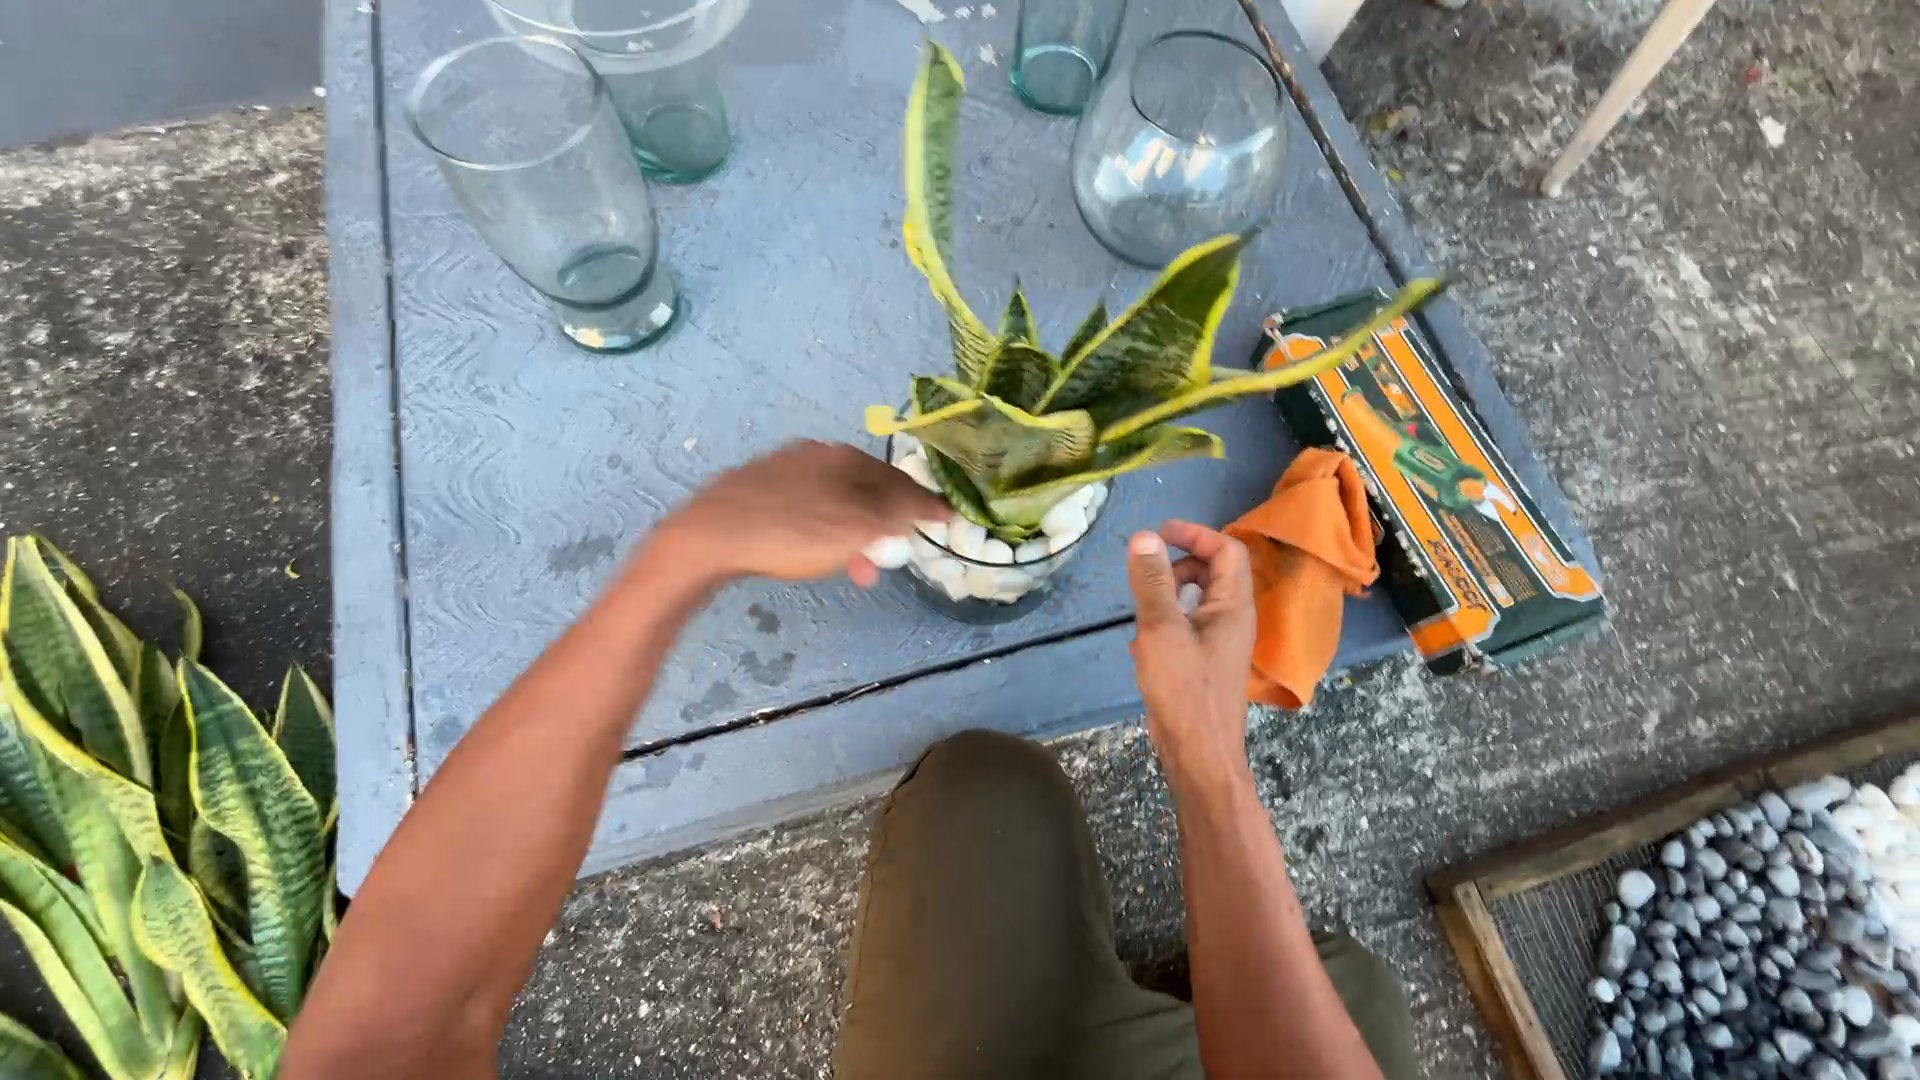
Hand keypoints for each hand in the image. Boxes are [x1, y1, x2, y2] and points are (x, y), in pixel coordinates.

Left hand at [657, 440, 947, 586]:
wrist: (708, 537)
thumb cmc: (792, 533)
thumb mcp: (858, 526)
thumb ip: (901, 512)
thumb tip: (935, 502)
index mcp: (844, 457)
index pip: (898, 479)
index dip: (923, 504)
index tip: (941, 523)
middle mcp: (815, 454)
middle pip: (865, 490)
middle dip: (883, 526)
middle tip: (888, 559)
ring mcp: (781, 468)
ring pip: (833, 501)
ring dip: (852, 534)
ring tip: (852, 569)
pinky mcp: (754, 489)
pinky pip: (804, 509)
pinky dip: (821, 531)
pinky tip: (810, 554)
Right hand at [1125, 521, 1257, 791]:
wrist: (1198, 752)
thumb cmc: (1183, 688)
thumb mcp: (1161, 629)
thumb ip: (1153, 582)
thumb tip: (1145, 537)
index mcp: (1233, 606)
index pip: (1226, 550)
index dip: (1195, 534)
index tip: (1159, 534)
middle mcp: (1233, 620)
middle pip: (1212, 572)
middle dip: (1176, 568)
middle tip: (1146, 581)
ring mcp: (1219, 643)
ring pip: (1195, 601)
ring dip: (1166, 599)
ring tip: (1141, 619)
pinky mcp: (1204, 662)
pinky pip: (1185, 628)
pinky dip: (1164, 626)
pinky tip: (1142, 650)